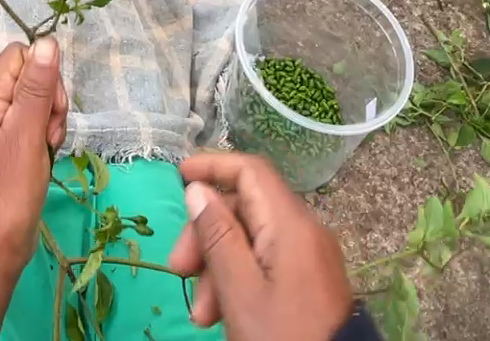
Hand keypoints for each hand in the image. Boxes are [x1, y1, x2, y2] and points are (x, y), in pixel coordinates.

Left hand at [0, 37, 68, 279]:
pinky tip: (43, 158)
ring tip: (45, 151)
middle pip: (30, 77)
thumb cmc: (7, 193)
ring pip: (36, 102)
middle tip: (47, 135)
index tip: (48, 106)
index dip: (42, 73)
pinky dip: (44, 138)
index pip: (20, 56)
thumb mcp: (26, 135)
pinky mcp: (7, 147)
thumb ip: (36, 87)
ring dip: (50, 122)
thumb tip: (47, 41)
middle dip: (49, 101)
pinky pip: (33, 125)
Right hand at [168, 151, 352, 339]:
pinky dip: (240, 279)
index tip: (178, 177)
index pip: (250, 171)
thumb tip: (197, 189)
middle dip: (207, 233)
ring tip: (201, 314)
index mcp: (291, 224)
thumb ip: (217, 236)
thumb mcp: (240, 292)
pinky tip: (222, 313)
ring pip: (253, 240)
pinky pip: (268, 263)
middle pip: (246, 208)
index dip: (213, 166)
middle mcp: (305, 231)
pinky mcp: (310, 283)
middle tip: (179, 269)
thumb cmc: (283, 338)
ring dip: (219, 265)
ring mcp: (310, 258)